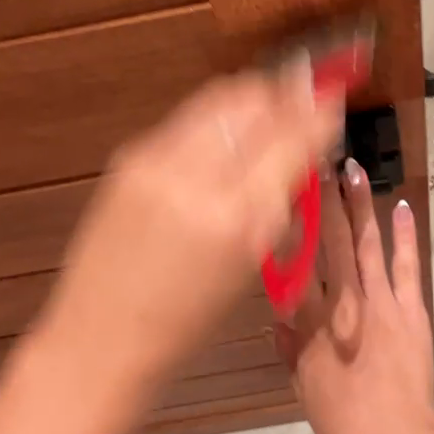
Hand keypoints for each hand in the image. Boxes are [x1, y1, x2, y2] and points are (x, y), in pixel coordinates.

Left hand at [37, 60, 344, 394]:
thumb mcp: (250, 264)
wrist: (99, 337)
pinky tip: (224, 143)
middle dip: (285, 96)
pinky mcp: (129, 157)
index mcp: (235, 217)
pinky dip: (217, 122)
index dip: (319, 112)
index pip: (292, 136)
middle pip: (254, 100)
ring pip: (220, 99)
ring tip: (266, 118)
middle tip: (302, 104)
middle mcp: (195, 176)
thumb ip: (277, 199)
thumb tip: (306, 146)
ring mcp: (155, 160)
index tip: (335, 100)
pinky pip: (188, 121)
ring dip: (252, 102)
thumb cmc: (187, 321)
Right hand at [275, 159, 433, 433]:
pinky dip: (402, 234)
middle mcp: (342, 302)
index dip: (288, 226)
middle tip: (317, 165)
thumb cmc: (341, 420)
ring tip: (352, 170)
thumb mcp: (302, 385)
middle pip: (328, 242)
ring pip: (364, 243)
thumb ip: (289, 347)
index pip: (293, 263)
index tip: (283, 195)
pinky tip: (397, 206)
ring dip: (358, 204)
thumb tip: (276, 317)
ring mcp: (380, 301)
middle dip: (322, 201)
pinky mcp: (411, 308)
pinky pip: (405, 264)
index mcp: (309, 322)